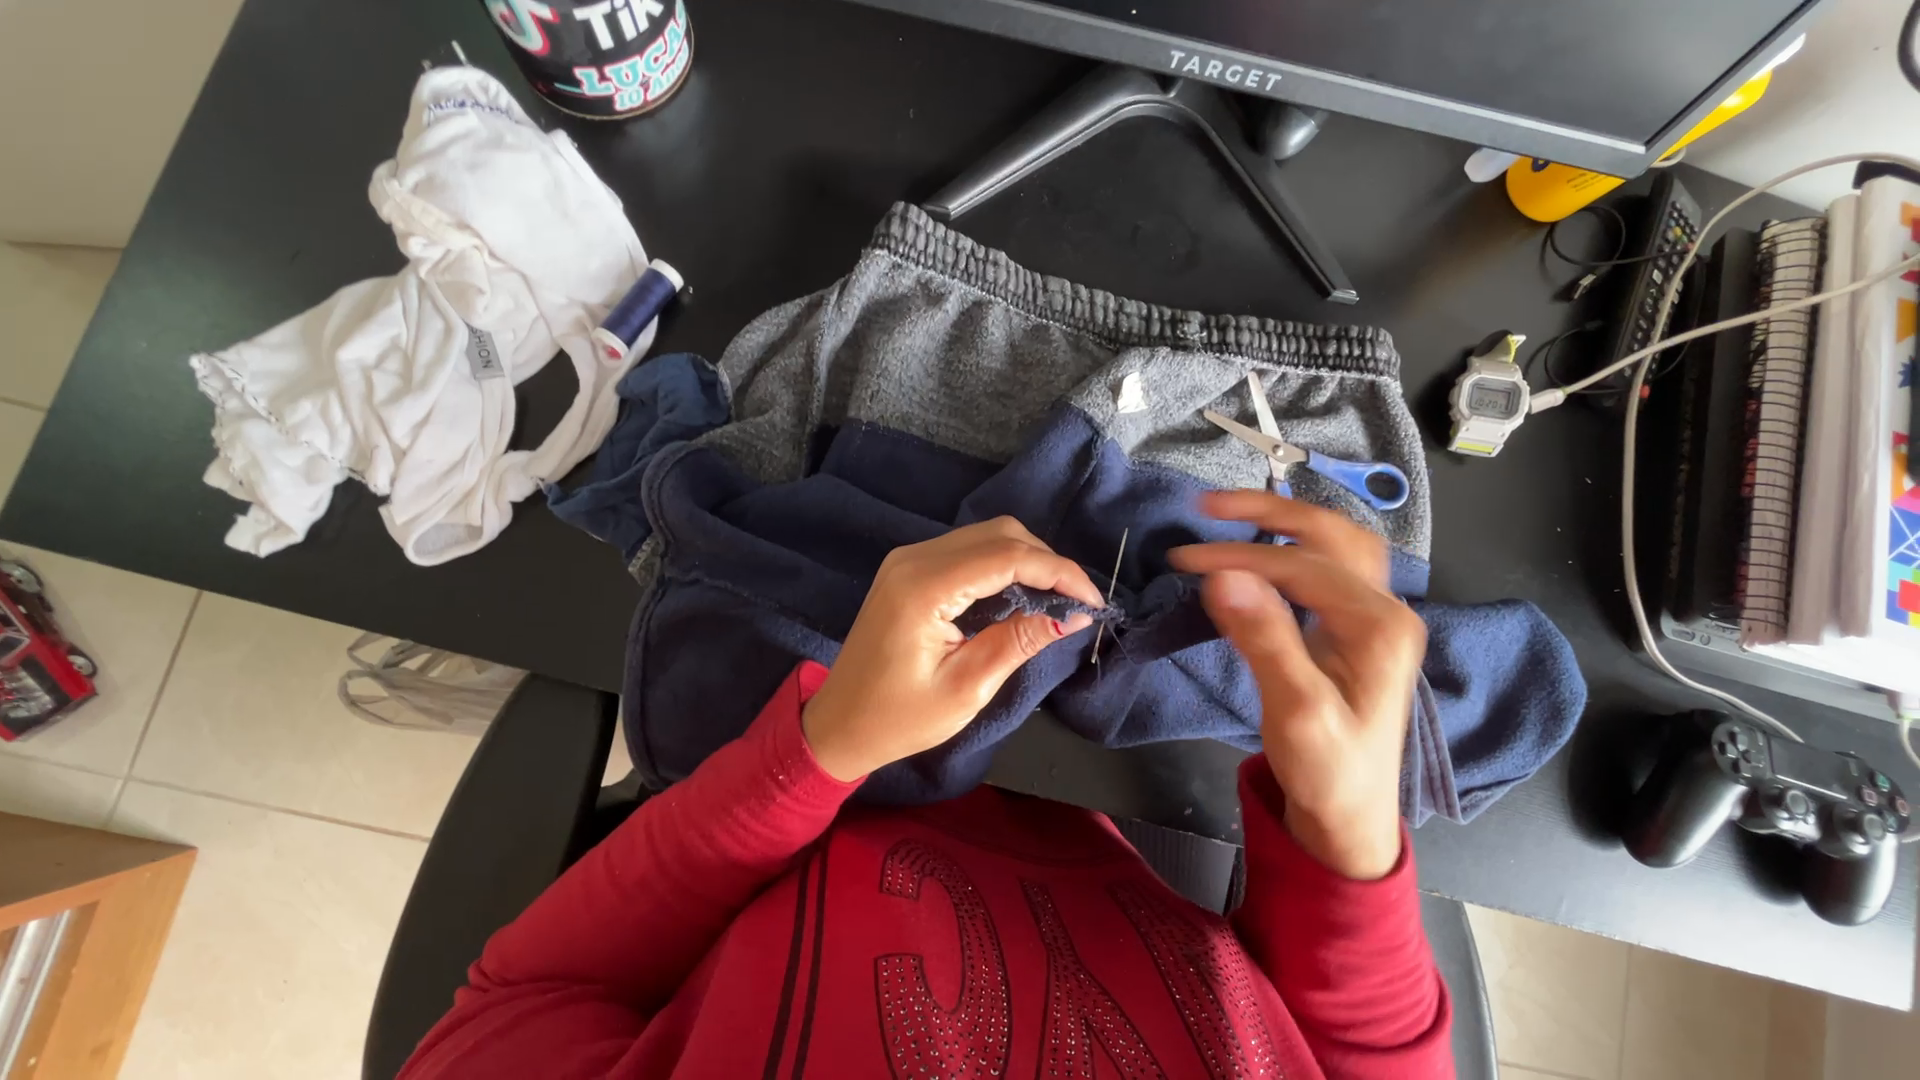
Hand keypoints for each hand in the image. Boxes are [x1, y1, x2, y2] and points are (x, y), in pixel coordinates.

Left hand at [802, 517, 1104, 781]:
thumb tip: (1073, 615)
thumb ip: (1019, 641)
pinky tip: (1020, 594)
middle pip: (999, 534)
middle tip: (1075, 603)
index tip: (1092, 601)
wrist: (838, 724)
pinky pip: (967, 550)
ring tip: (1056, 600)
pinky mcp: (908, 569)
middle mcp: (914, 559)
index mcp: (924, 587)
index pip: (1008, 556)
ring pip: (985, 536)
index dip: (1059, 572)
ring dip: (1026, 560)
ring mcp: (908, 559)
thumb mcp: (967, 687)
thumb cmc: (899, 718)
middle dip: (1046, 561)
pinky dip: (1001, 565)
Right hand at [1170, 491, 1425, 879]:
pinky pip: (1330, 566)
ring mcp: (1375, 616)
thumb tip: (1222, 577)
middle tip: (1208, 506)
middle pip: (1331, 533)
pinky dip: (1294, 546)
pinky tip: (1262, 551)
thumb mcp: (1295, 710)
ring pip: (1336, 542)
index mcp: (1377, 626)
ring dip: (1286, 522)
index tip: (1184, 561)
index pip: (1301, 565)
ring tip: (1233, 514)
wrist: (1351, 812)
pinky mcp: (1357, 627)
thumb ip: (1265, 640)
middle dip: (1269, 511)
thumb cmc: (1327, 769)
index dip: (1240, 556)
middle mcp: (1385, 609)